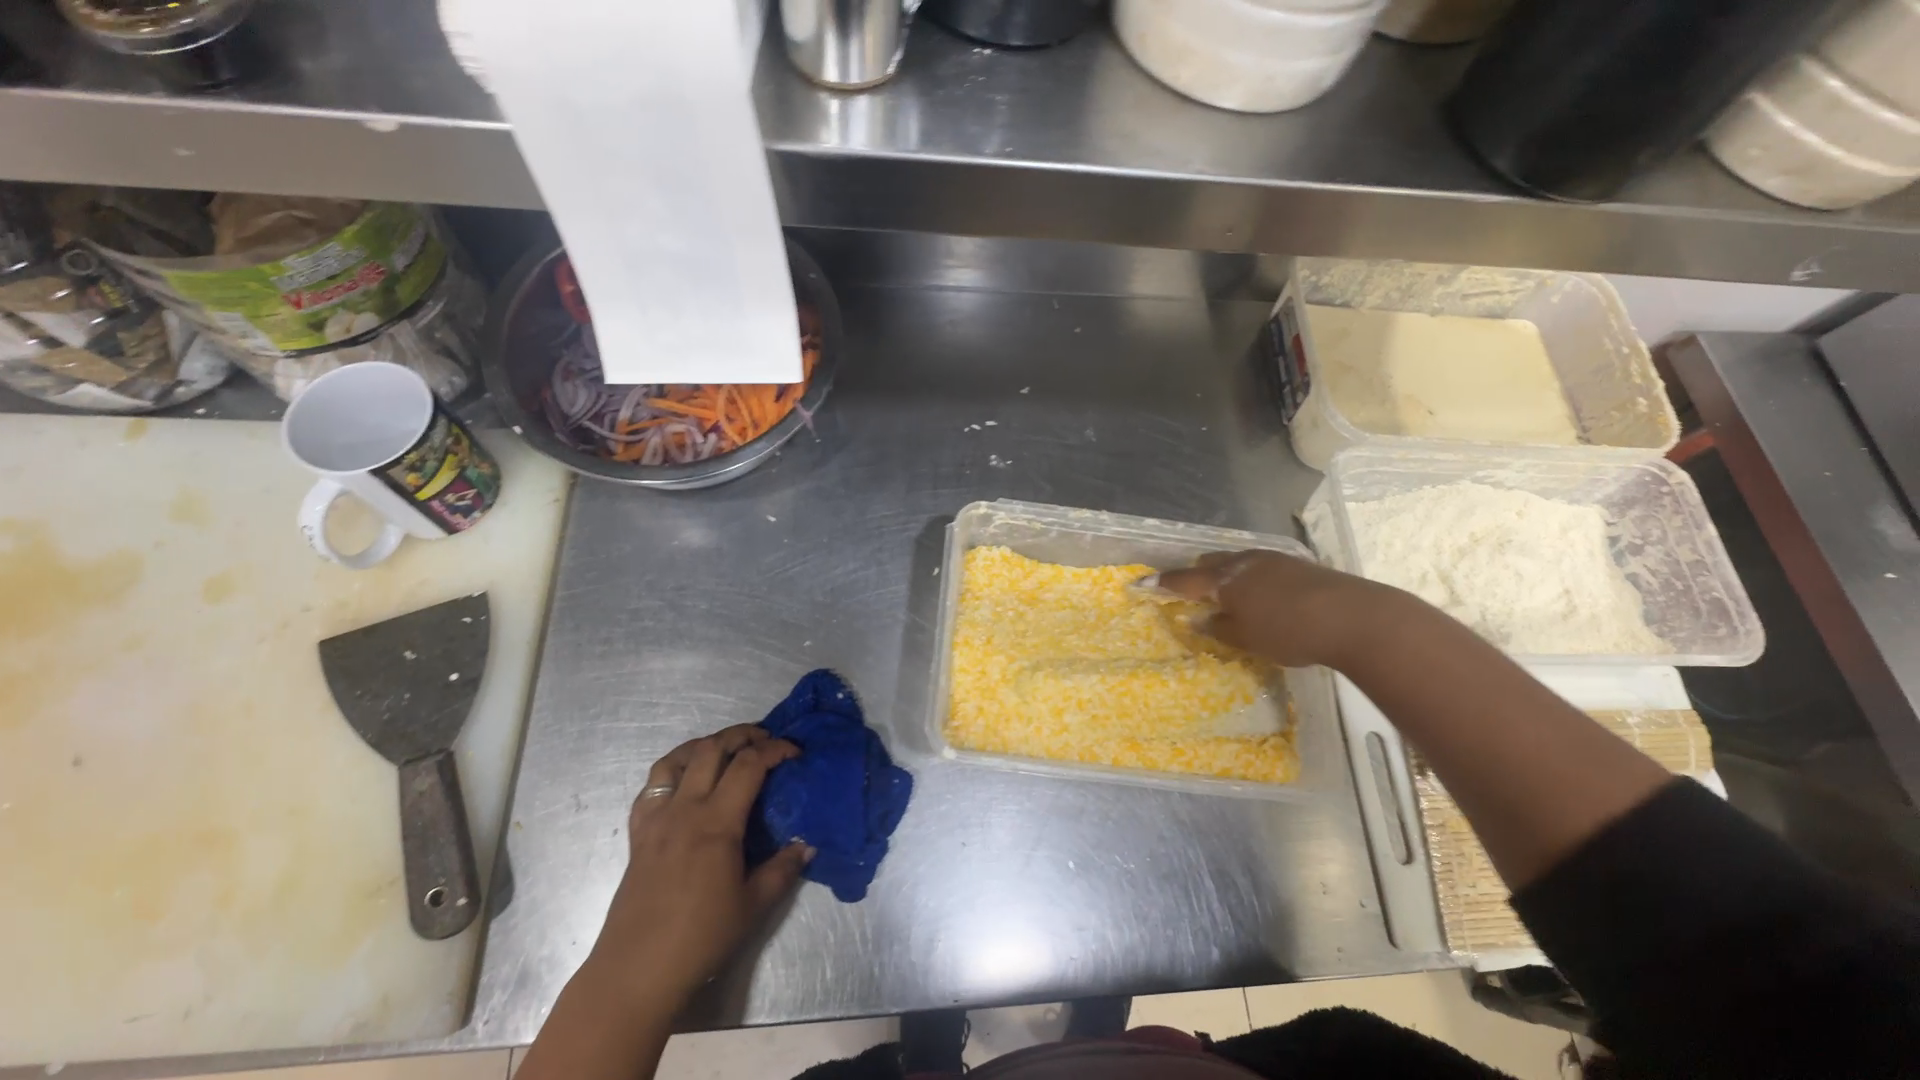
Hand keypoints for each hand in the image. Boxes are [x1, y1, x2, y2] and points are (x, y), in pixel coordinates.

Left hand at [586, 725, 812, 1012]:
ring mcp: (656, 819)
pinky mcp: (638, 834)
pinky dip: (673, 771)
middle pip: (711, 750)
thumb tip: (805, 845)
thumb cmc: (702, 938)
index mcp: (716, 823)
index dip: (775, 750)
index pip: (748, 766)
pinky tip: (687, 784)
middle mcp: (684, 810)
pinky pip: (652, 786)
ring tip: (727, 751)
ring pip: (676, 759)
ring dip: (705, 746)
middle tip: (766, 741)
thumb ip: (782, 869)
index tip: (795, 753)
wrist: (638, 970)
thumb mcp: (754, 905)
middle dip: (742, 736)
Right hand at [1151, 549, 1399, 667]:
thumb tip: (1198, 619)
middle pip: (1211, 562)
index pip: (1184, 580)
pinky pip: (1260, 565)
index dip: (1161, 584)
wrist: (1352, 616)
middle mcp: (1244, 561)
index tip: (1141, 584)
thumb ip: (1219, 628)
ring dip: (1226, 574)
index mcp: (1225, 580)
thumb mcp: (1248, 639)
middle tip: (1189, 592)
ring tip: (1227, 593)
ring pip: (1237, 560)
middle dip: (1196, 574)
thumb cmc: (1290, 632)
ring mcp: (1273, 559)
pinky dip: (1250, 577)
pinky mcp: (1297, 564)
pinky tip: (1261, 593)